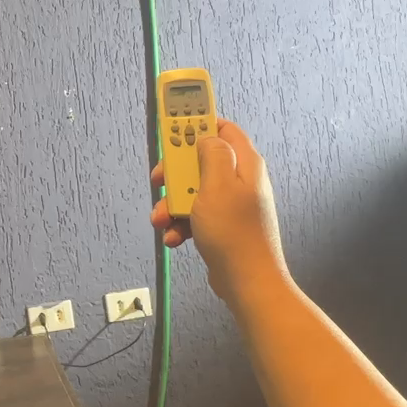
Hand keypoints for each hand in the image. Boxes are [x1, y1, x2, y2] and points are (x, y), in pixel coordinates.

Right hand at [150, 119, 288, 299]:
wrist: (247, 281)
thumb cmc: (234, 233)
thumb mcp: (217, 185)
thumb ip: (212, 153)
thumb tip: (205, 137)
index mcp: (244, 164)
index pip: (221, 128)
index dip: (196, 124)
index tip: (172, 129)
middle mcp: (238, 180)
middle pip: (198, 161)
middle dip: (175, 173)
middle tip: (160, 181)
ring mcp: (230, 203)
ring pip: (191, 190)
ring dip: (171, 203)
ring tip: (161, 219)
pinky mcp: (220, 224)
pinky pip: (193, 214)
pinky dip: (179, 223)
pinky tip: (174, 236)